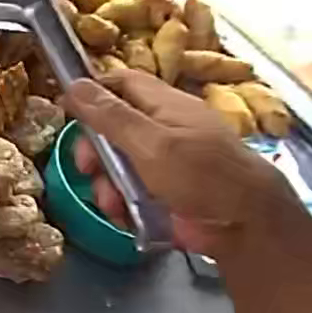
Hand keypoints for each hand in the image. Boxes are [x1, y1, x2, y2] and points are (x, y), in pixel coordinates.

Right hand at [63, 70, 305, 259]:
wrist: (246, 229)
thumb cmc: (202, 177)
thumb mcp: (150, 143)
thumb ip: (111, 116)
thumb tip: (74, 84)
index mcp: (166, 106)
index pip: (121, 83)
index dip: (91, 92)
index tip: (65, 111)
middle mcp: (162, 129)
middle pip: (110, 127)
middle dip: (93, 150)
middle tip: (87, 168)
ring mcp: (162, 161)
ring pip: (114, 163)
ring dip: (104, 183)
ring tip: (112, 203)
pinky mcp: (160, 190)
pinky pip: (126, 188)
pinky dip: (119, 202)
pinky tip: (123, 214)